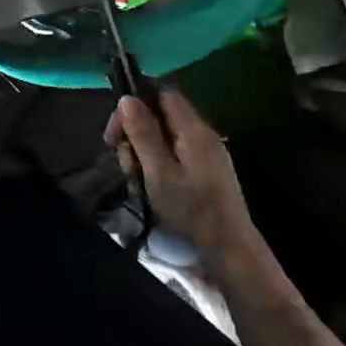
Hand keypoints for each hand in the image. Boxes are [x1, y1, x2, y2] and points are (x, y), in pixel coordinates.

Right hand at [104, 88, 254, 255]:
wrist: (229, 251)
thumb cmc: (191, 211)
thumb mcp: (159, 172)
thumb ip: (143, 134)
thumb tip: (127, 98)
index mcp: (194, 130)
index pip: (163, 93)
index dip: (136, 102)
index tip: (116, 129)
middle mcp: (203, 135)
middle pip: (162, 115)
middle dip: (135, 131)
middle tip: (123, 160)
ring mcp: (206, 154)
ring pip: (165, 136)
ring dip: (143, 150)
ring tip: (135, 177)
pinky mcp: (205, 171)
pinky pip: (174, 153)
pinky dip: (156, 163)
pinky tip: (149, 184)